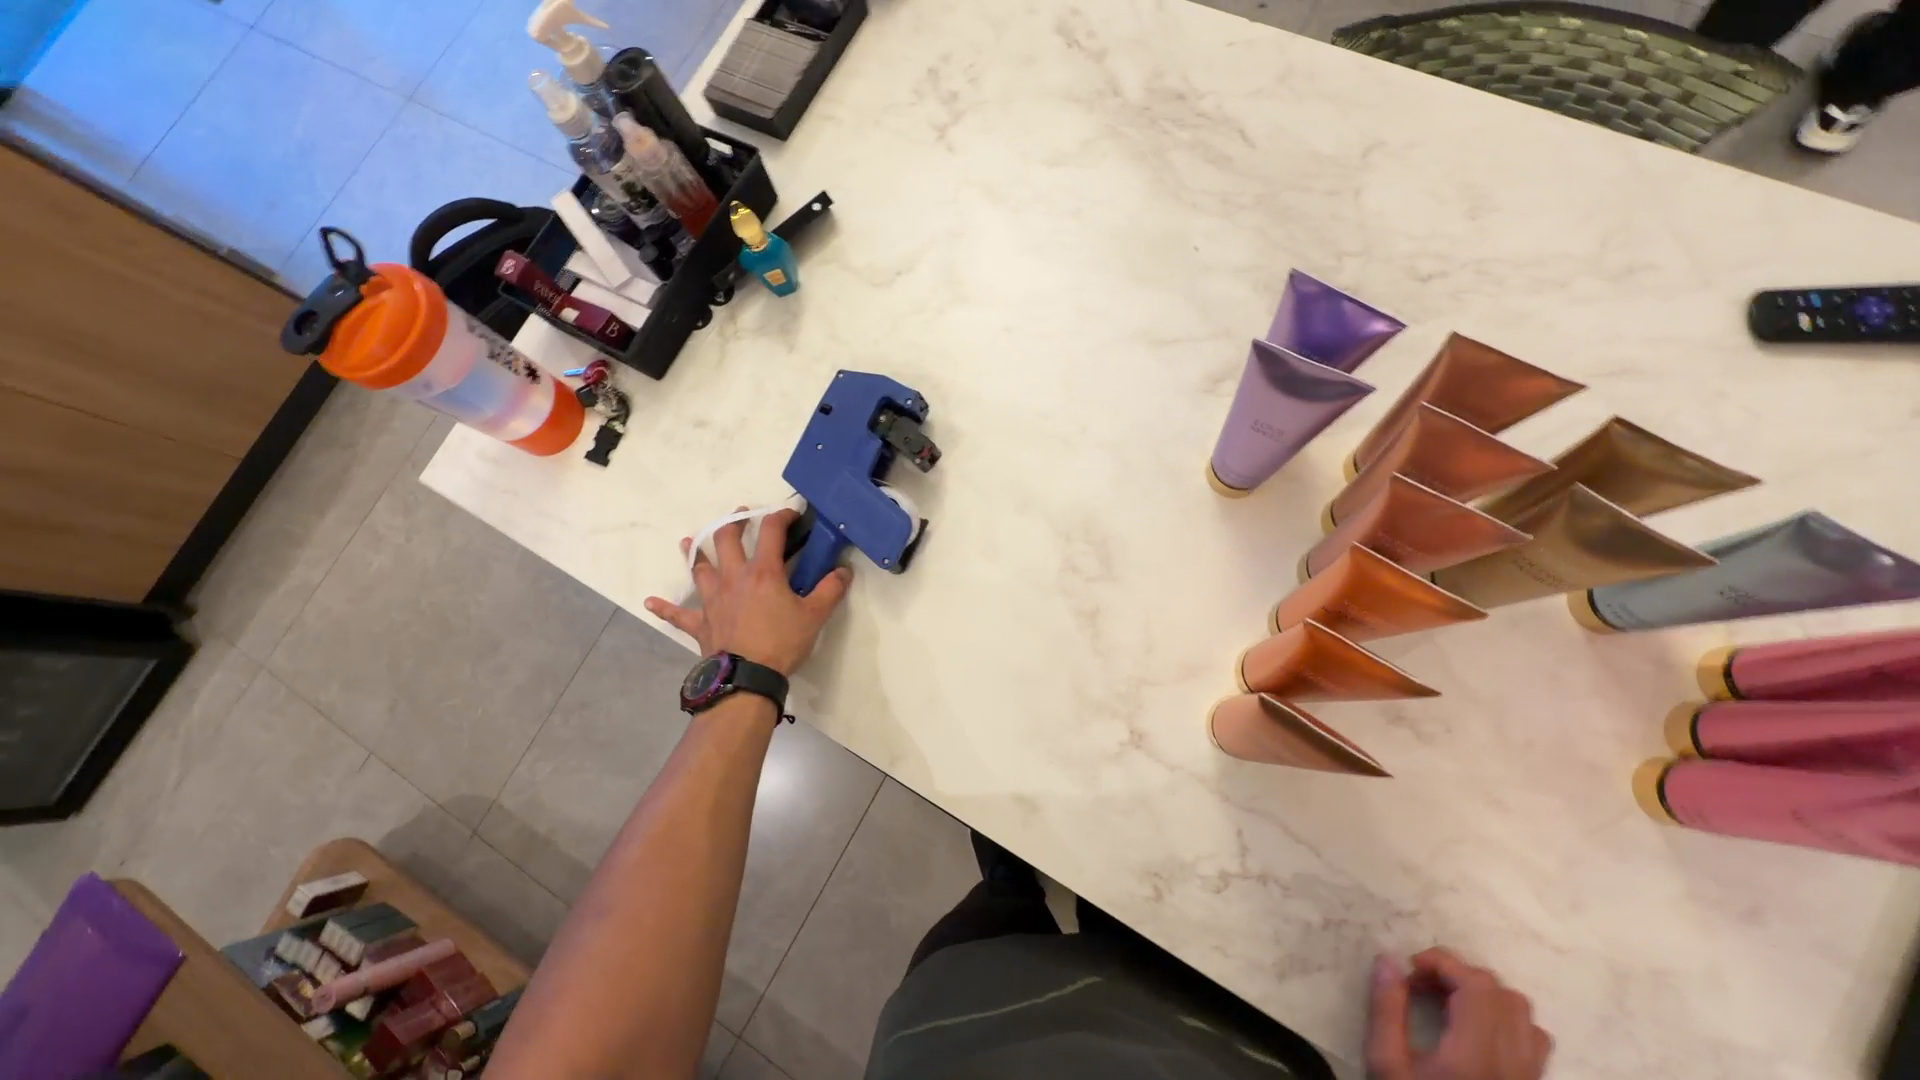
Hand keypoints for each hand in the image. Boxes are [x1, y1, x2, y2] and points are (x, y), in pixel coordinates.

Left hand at [644, 508, 851, 676]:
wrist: (747, 678)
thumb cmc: (781, 643)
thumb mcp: (814, 615)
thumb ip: (830, 590)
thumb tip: (843, 571)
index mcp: (763, 572)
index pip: (770, 531)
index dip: (780, 516)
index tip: (790, 513)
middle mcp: (734, 577)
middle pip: (726, 539)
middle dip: (732, 523)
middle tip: (739, 516)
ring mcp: (712, 599)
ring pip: (699, 568)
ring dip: (694, 553)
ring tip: (690, 541)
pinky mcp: (700, 623)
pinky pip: (677, 614)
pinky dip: (665, 608)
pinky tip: (649, 602)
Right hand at [1367, 949, 1551, 1079]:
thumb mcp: (1386, 1065)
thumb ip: (1387, 1010)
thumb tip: (1388, 960)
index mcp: (1475, 1053)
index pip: (1476, 984)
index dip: (1443, 962)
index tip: (1410, 970)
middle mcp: (1513, 1062)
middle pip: (1500, 992)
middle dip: (1457, 976)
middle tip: (1421, 988)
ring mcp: (1528, 1076)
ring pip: (1522, 1013)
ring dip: (1484, 997)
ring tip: (1448, 1006)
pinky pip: (1533, 1039)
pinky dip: (1505, 1021)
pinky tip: (1475, 1033)